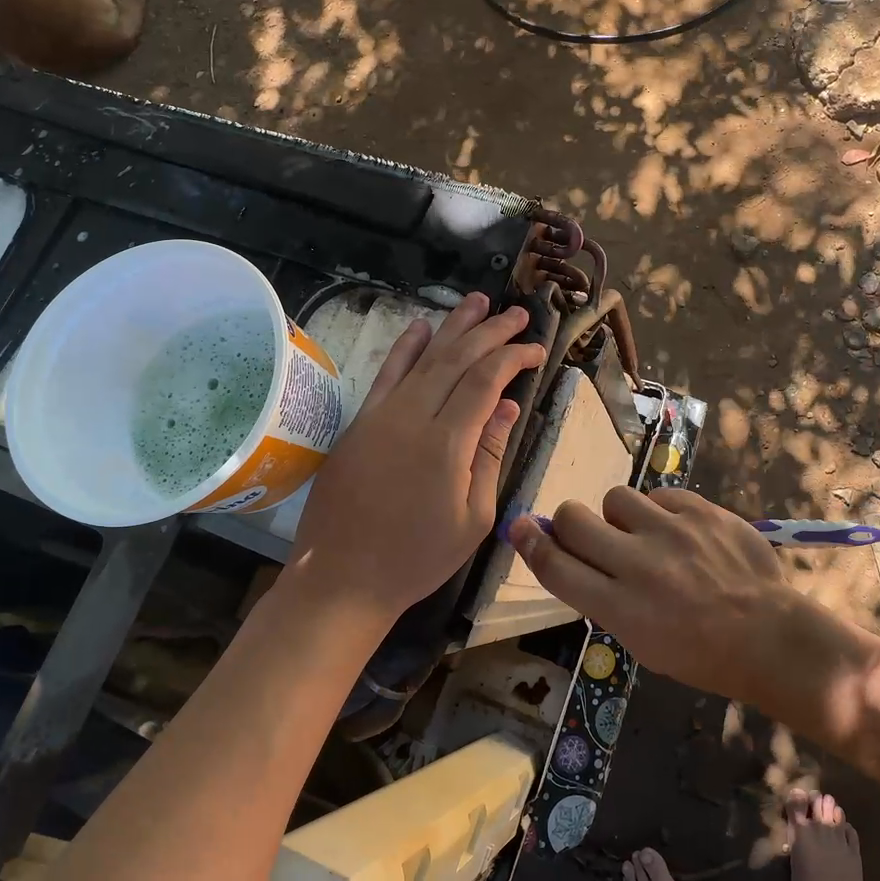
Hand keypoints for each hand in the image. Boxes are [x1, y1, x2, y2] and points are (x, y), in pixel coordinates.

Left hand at [291, 293, 543, 615]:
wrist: (342, 579)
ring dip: (453, 327)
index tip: (537, 350)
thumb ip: (489, 457)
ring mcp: (381, 416)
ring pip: (423, 358)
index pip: (485, 381)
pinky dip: (405, 348)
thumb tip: (506, 406)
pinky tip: (421, 328)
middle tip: (519, 314)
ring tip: (478, 301)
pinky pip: (386, 374)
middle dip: (491, 332)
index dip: (513, 358)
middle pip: (457, 359)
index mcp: (446, 443)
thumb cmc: (417, 559)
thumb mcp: (472, 519)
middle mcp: (412, 417)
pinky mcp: (359, 423)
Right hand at [512, 487, 812, 704]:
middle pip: (574, 519)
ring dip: (619, 515)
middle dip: (570, 522)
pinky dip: (661, 511)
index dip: (531, 545)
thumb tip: (572, 558)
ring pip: (615, 497)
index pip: (557, 567)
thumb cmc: (700, 654)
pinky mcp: (702, 511)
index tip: (521, 528)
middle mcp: (639, 565)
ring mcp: (672, 532)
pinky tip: (677, 531)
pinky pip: (660, 494)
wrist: (769, 636)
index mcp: (621, 609)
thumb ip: (603, 599)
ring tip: (644, 534)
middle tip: (587, 532)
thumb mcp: (640, 643)